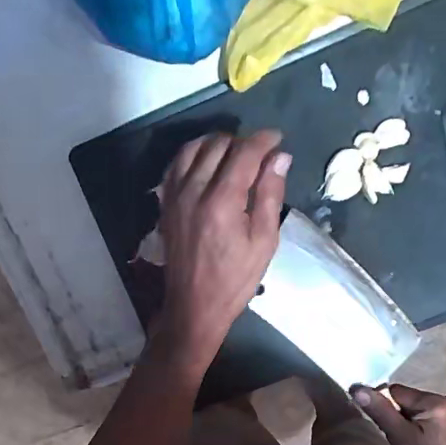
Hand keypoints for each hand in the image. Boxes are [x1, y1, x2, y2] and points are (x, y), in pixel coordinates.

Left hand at [152, 130, 289, 369]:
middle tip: (260, 155)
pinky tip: (208, 165)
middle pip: (218, 144)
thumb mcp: (264, 241)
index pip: (244, 152)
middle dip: (242, 142)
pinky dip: (194, 156)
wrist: (194, 305)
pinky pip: (176, 165)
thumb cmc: (235, 279)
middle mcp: (193, 191)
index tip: (277, 139)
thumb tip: (280, 158)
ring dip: (216, 144)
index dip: (264, 140)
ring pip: (193, 148)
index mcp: (222, 201)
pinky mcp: (165, 203)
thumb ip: (270, 195)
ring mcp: (174, 196)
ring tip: (235, 156)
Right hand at [351, 384, 445, 444]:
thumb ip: (380, 411)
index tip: (390, 432)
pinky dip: (427, 431)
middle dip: (400, 419)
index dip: (386, 410)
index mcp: (434, 400)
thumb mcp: (401, 438)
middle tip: (402, 443)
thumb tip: (357, 388)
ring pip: (422, 412)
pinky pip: (436, 421)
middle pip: (410, 401)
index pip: (395, 391)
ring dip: (413, 426)